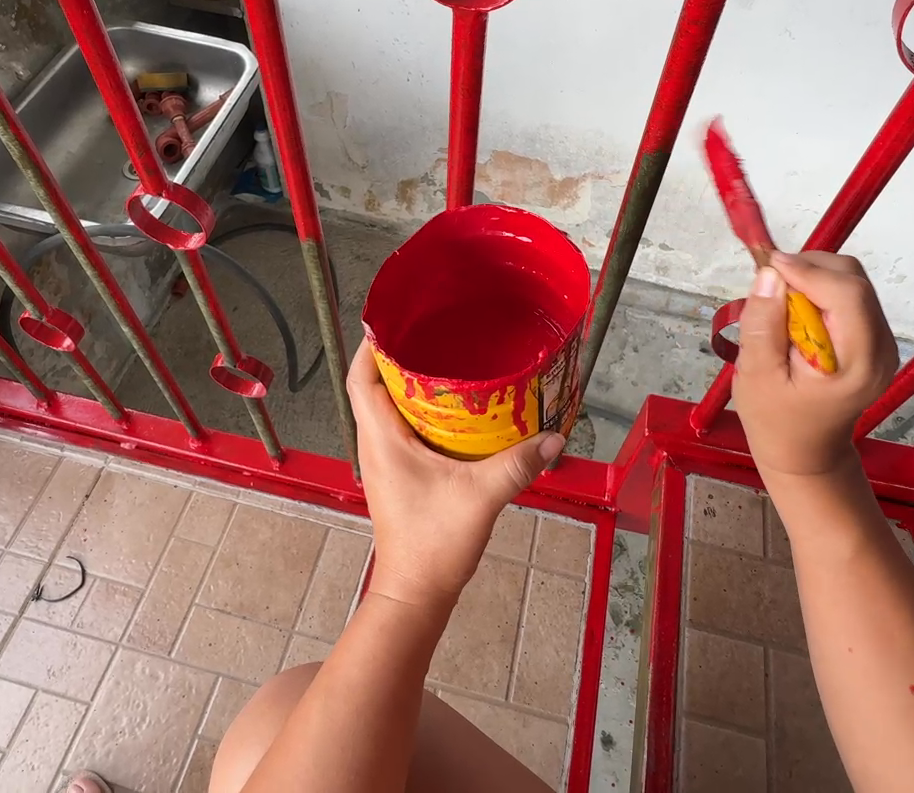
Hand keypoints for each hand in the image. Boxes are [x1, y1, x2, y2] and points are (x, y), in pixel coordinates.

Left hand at [347, 340, 564, 608]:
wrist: (416, 593)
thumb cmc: (433, 544)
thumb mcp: (480, 497)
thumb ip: (517, 465)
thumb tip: (553, 437)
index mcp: (381, 439)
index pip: (360, 379)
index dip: (371, 346)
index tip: (397, 320)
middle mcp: (377, 444)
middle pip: (373, 386)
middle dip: (397, 356)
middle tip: (433, 332)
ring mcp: (387, 460)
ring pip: (388, 407)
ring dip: (410, 383)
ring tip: (446, 360)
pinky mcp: (401, 474)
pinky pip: (404, 427)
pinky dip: (422, 409)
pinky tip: (456, 409)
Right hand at [732, 251, 898, 477]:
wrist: (804, 451)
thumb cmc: (774, 419)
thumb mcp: (755, 375)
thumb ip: (763, 324)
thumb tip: (770, 275)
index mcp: (857, 363)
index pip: (847, 295)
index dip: (807, 271)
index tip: (767, 267)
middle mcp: (881, 348)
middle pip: (853, 281)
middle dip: (808, 269)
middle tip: (768, 285)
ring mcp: (882, 341)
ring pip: (852, 281)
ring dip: (811, 277)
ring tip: (778, 301)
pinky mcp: (873, 336)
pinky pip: (849, 295)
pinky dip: (819, 289)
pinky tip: (794, 311)